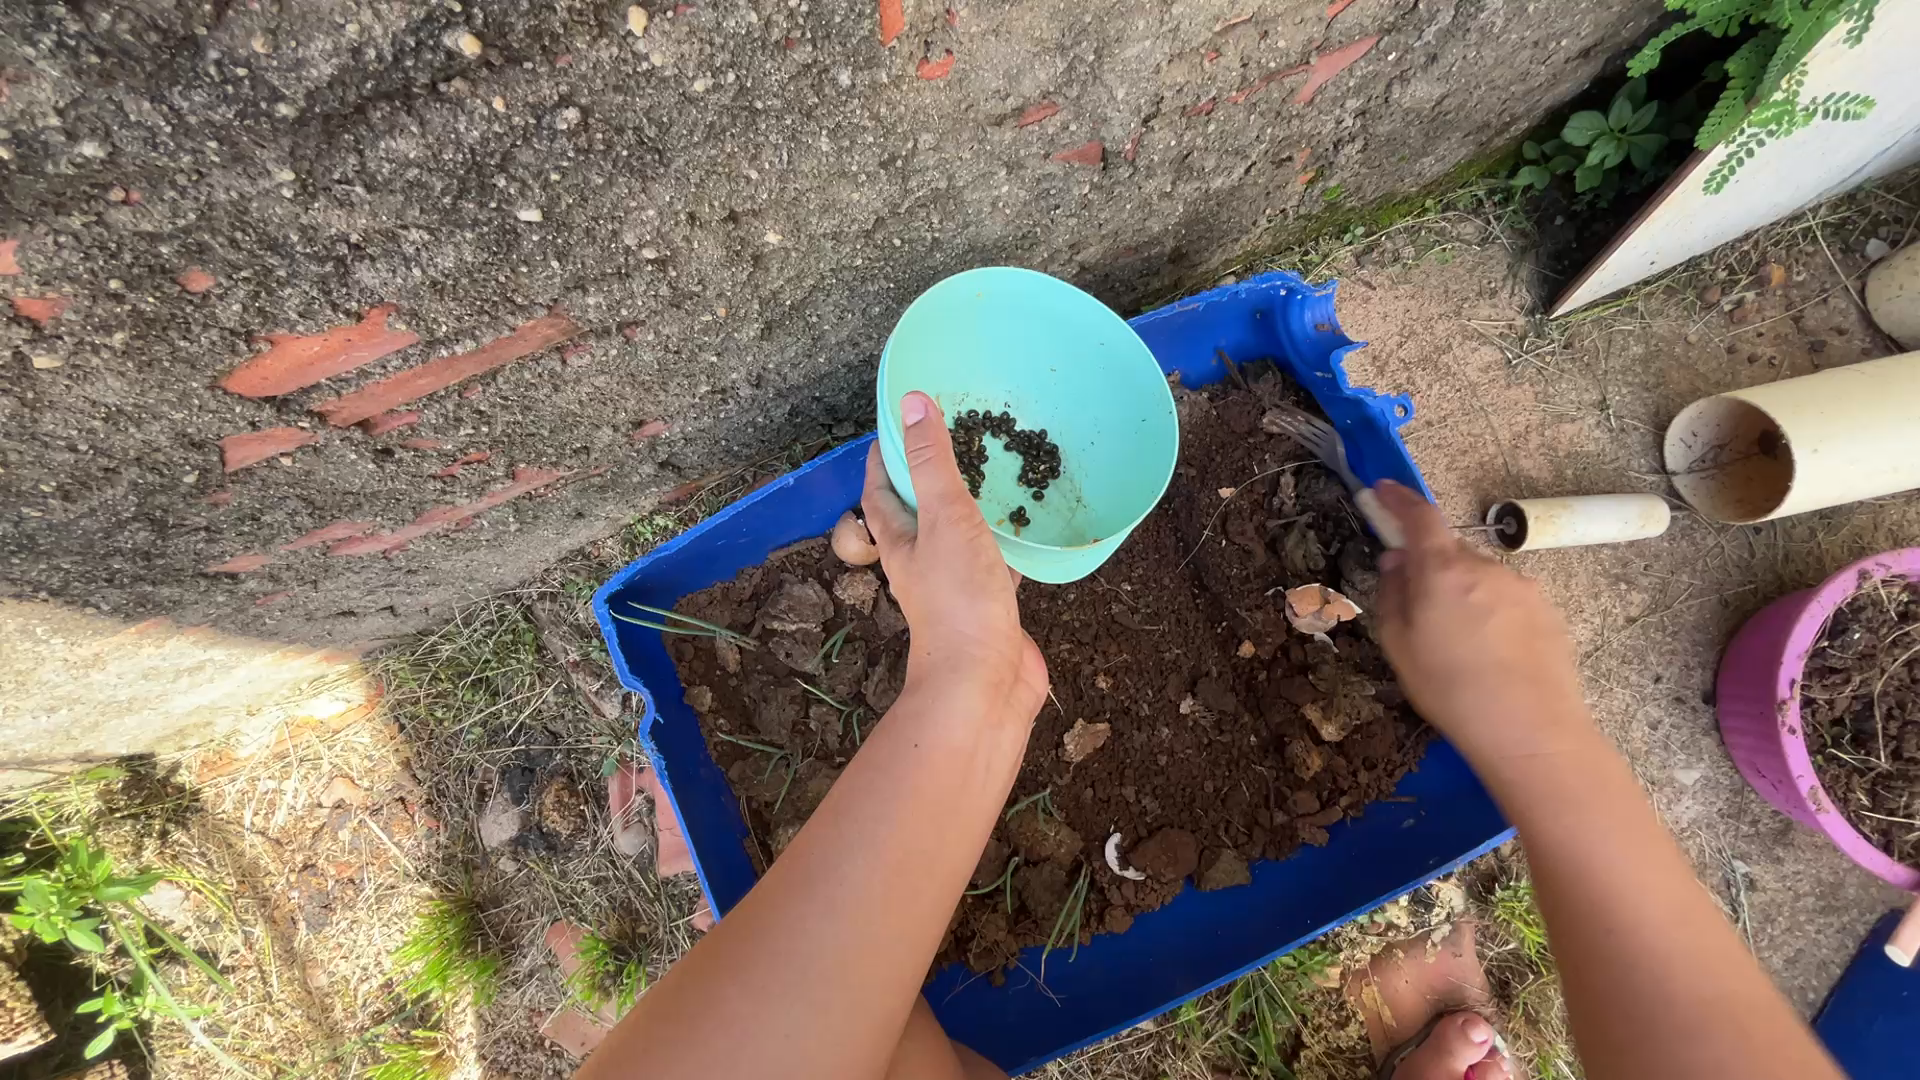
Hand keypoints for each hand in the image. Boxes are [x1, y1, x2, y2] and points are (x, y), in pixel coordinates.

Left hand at [862, 392, 1048, 721]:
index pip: (881, 486)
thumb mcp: (944, 517)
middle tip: (961, 435)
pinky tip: (1028, 524)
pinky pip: (996, 558)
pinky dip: (1006, 538)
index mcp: (899, 538)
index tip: (901, 418)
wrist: (984, 680)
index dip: (886, 453)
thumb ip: (933, 463)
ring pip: (959, 532)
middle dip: (932, 474)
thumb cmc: (958, 598)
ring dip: (971, 504)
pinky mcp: (990, 599)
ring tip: (998, 469)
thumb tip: (911, 403)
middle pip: (919, 508)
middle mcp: (922, 558)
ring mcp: (956, 581)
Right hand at [1369, 481, 1593, 769]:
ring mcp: (1523, 589)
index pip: (1420, 517)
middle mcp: (1486, 568)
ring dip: (1460, 595)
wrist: (1531, 731)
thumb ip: (1392, 593)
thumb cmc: (1448, 687)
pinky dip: (1487, 613)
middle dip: (1428, 569)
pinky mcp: (1548, 612)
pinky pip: (1505, 599)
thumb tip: (1395, 561)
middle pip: (1448, 553)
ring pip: (1478, 578)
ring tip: (1454, 644)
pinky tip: (1486, 654)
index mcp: (1443, 571)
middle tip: (1414, 610)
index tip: (1383, 489)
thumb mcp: (1397, 642)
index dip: (1398, 500)